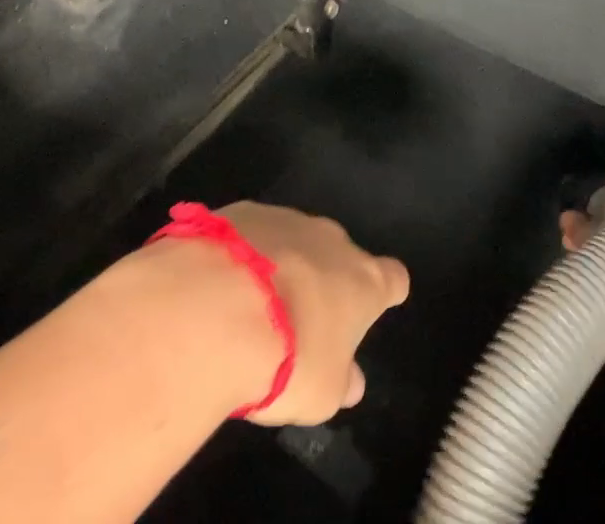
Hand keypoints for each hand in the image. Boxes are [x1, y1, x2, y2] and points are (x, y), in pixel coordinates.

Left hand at [216, 202, 410, 425]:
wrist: (211, 310)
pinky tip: (216, 284)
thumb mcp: (320, 393)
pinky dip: (239, 254)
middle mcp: (332, 241)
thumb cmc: (285, 360)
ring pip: (291, 240)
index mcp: (365, 282)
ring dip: (279, 265)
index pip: (393, 279)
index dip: (382, 294)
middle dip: (322, 280)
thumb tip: (351, 382)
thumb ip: (340, 382)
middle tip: (295, 320)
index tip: (367, 309)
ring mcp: (285, 219)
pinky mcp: (239, 212)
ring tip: (245, 305)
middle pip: (338, 256)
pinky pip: (248, 234)